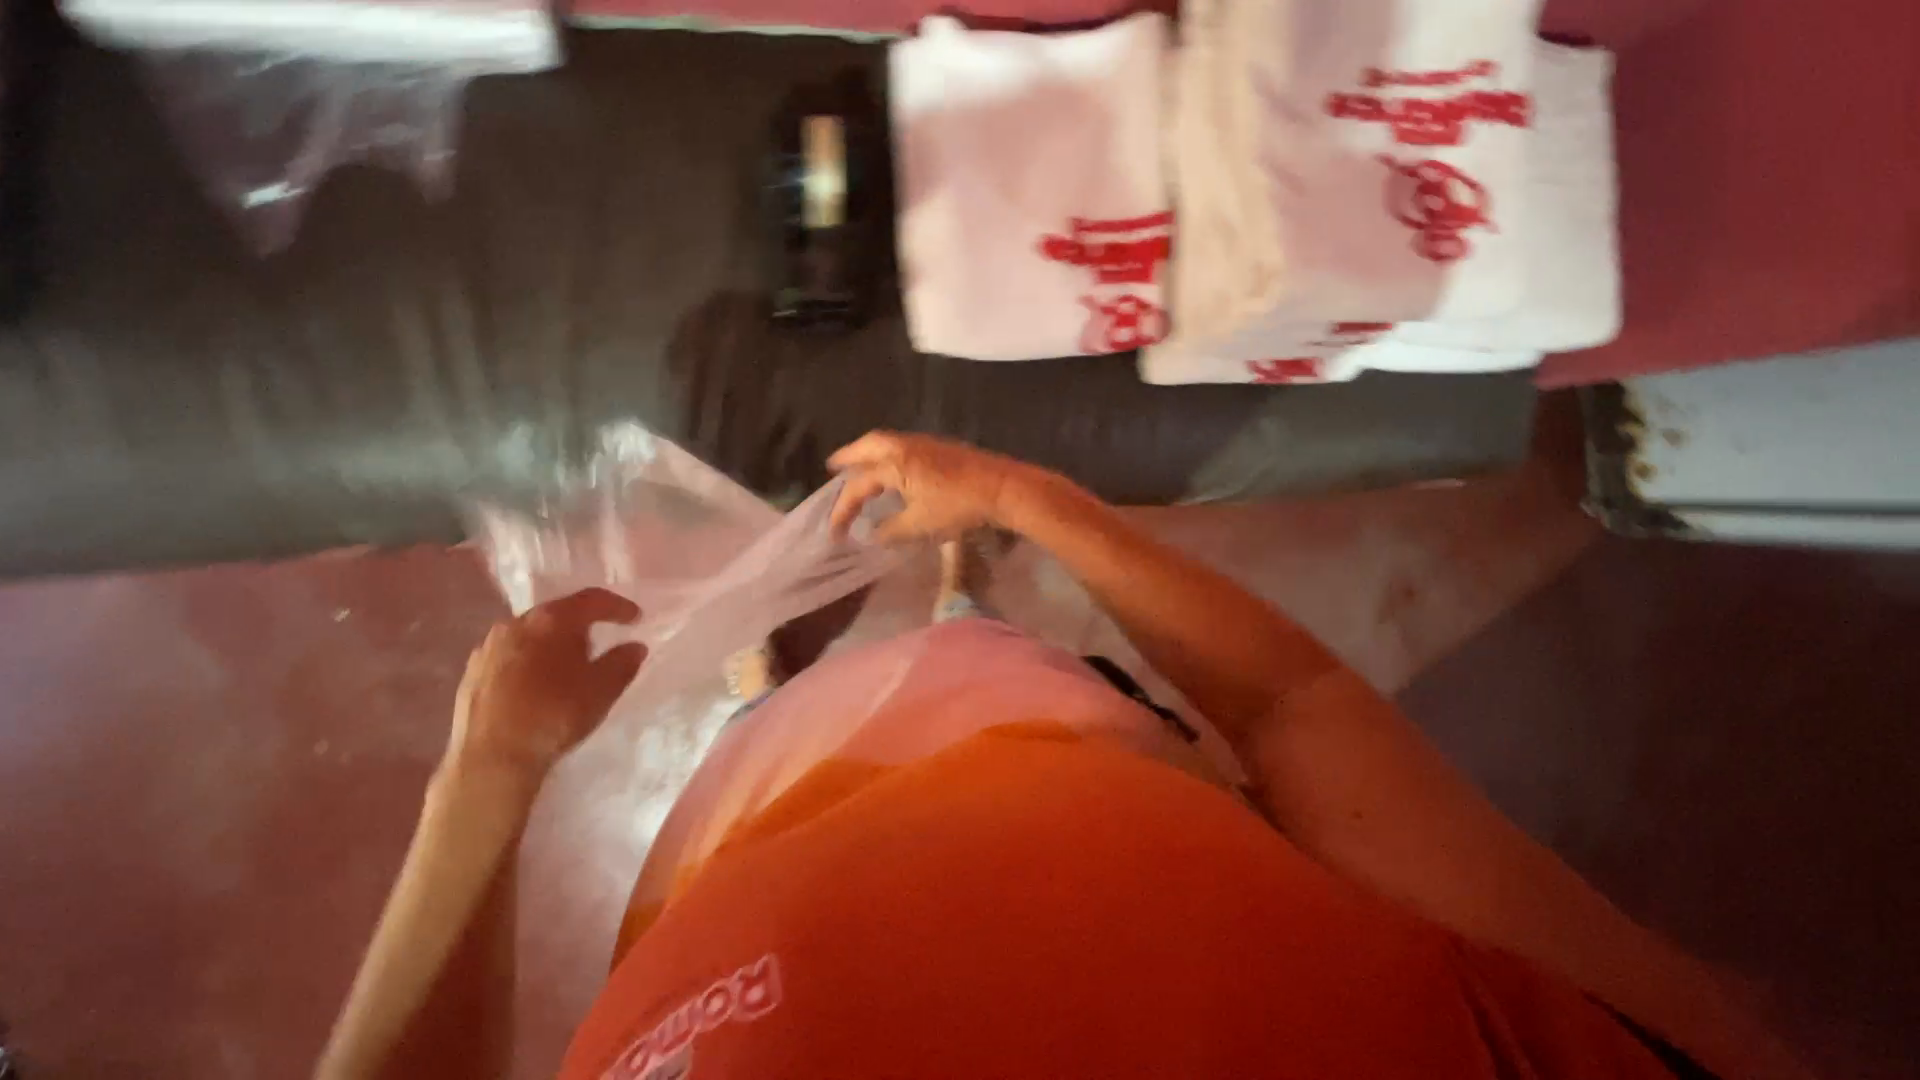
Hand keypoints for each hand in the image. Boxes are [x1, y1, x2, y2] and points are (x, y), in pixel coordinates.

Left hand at [446, 587, 646, 778]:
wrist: (492, 758)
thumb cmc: (555, 716)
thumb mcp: (602, 690)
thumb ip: (623, 662)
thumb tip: (634, 646)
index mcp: (552, 620)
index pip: (592, 599)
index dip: (618, 606)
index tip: (636, 619)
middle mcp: (516, 623)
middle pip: (557, 614)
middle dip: (582, 626)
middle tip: (601, 643)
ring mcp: (488, 647)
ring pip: (530, 636)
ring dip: (552, 644)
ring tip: (568, 667)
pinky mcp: (471, 673)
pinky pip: (510, 656)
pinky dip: (530, 662)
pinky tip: (537, 686)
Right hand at [829, 432, 1035, 542]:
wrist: (1002, 488)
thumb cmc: (958, 507)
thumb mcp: (920, 526)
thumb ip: (892, 530)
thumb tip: (872, 535)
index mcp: (895, 464)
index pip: (859, 486)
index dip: (843, 509)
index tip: (835, 531)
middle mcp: (906, 447)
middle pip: (869, 445)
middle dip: (849, 456)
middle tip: (834, 466)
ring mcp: (926, 444)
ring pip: (889, 443)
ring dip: (870, 453)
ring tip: (861, 466)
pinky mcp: (943, 449)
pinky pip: (905, 447)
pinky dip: (890, 455)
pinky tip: (896, 471)